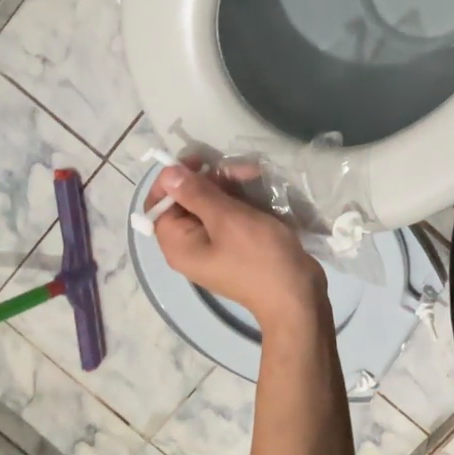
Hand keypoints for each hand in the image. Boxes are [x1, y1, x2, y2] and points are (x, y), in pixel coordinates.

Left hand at [150, 160, 327, 330]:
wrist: (294, 295)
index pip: (159, 204)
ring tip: (256, 175)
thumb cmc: (258, 256)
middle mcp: (190, 247)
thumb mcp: (227, 219)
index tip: (199, 160)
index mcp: (178, 244)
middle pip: (187, 203)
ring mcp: (215, 248)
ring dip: (230, 188)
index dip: (173, 179)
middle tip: (240, 168)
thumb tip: (167, 173)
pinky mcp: (237, 248)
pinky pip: (230, 219)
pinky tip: (262, 193)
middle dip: (211, 180)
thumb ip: (196, 194)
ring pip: (212, 208)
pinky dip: (242, 203)